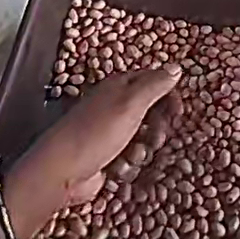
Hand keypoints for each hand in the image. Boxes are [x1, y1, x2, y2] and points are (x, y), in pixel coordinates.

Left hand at [3, 64, 181, 238]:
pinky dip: (128, 164)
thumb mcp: (131, 103)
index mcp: (120, 86)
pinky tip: (118, 167)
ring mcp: (110, 132)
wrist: (62, 171)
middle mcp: (115, 106)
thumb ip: (156, 84)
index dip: (169, 95)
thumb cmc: (95, 132)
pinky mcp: (107, 156)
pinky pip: (130, 158)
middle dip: (157, 128)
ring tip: (132, 154)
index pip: (154, 81)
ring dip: (142, 149)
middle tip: (154, 136)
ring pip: (143, 138)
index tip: (177, 111)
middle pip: (151, 112)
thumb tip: (176, 67)